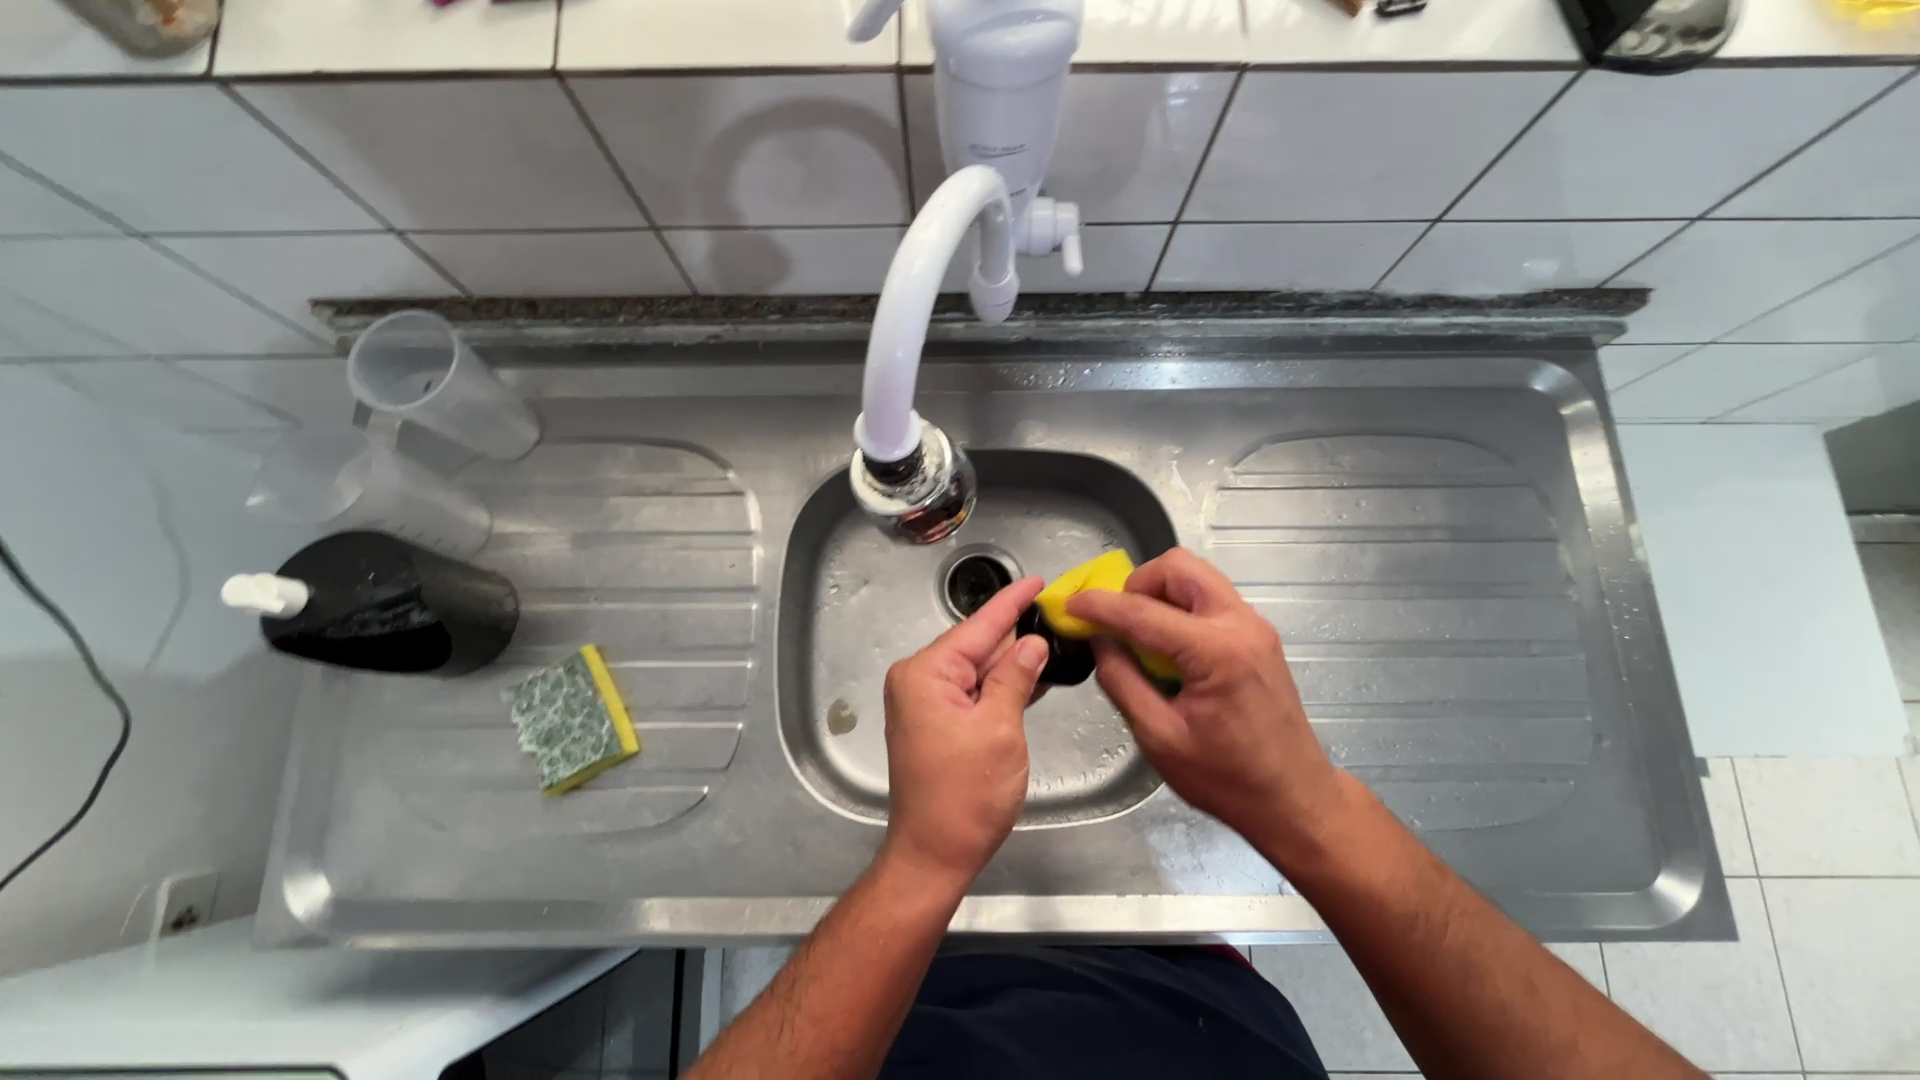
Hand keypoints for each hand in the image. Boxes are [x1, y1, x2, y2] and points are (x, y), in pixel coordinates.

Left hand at [880, 576, 1048, 886]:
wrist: (935, 853)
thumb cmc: (966, 795)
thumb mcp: (1000, 729)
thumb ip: (1015, 678)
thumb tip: (1031, 642)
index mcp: (926, 673)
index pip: (978, 626)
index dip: (1012, 603)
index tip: (1039, 581)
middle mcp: (918, 680)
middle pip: (976, 645)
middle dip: (1016, 634)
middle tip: (1059, 616)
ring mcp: (925, 702)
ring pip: (977, 670)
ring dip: (1011, 662)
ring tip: (1054, 641)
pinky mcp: (936, 723)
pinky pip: (972, 692)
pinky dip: (1000, 686)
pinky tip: (1032, 675)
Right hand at [1065, 548, 1343, 859]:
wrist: (1293, 799)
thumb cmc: (1226, 778)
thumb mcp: (1159, 737)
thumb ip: (1122, 681)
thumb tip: (1099, 641)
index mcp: (1216, 651)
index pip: (1143, 610)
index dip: (1099, 606)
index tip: (1068, 607)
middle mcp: (1240, 624)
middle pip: (1178, 567)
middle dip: (1136, 584)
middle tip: (1115, 621)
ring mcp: (1254, 626)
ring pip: (1196, 576)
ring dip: (1159, 592)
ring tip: (1137, 632)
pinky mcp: (1258, 635)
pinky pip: (1210, 598)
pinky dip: (1179, 606)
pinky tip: (1165, 644)